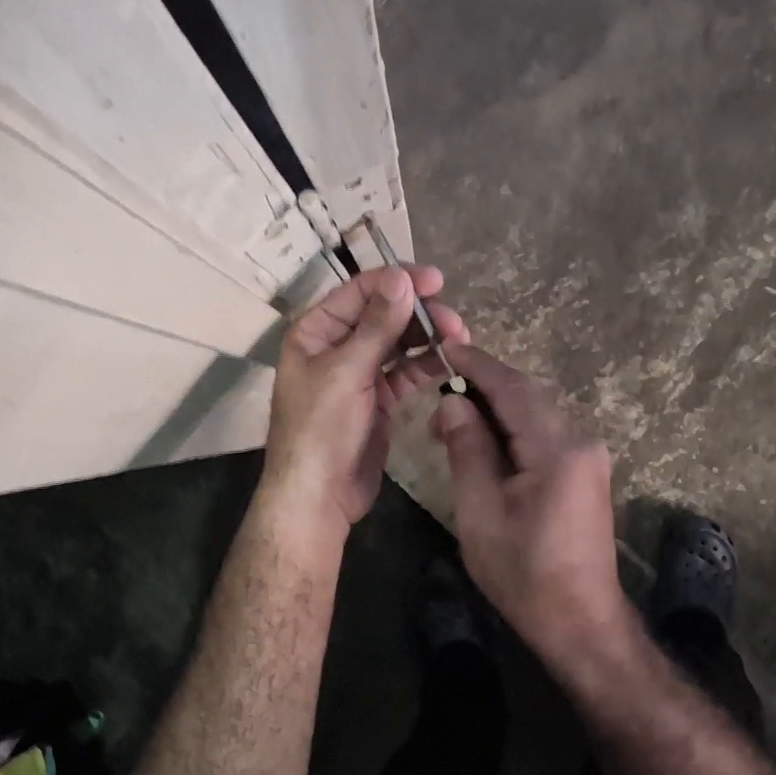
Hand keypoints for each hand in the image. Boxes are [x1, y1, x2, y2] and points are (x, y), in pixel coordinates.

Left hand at [265, 265, 467, 530]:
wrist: (319, 496)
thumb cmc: (321, 429)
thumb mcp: (347, 372)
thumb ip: (377, 325)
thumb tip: (402, 279)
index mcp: (315, 332)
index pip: (359, 292)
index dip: (397, 282)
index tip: (437, 280)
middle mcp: (334, 347)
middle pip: (382, 315)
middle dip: (419, 313)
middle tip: (455, 322)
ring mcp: (357, 374)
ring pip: (397, 342)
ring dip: (427, 337)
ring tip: (460, 339)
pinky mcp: (377, 399)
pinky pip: (405, 371)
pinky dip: (426, 364)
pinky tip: (450, 360)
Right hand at [432, 344, 626, 658]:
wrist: (580, 621)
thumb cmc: (523, 573)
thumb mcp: (480, 511)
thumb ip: (467, 449)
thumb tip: (453, 402)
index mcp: (557, 448)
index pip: (512, 388)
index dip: (476, 365)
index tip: (442, 347)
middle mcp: (581, 441)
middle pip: (527, 395)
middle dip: (482, 385)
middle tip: (436, 389)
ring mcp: (588, 456)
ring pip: (536, 412)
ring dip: (495, 407)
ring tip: (451, 418)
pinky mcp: (586, 472)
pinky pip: (544, 433)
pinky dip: (512, 427)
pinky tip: (484, 440)